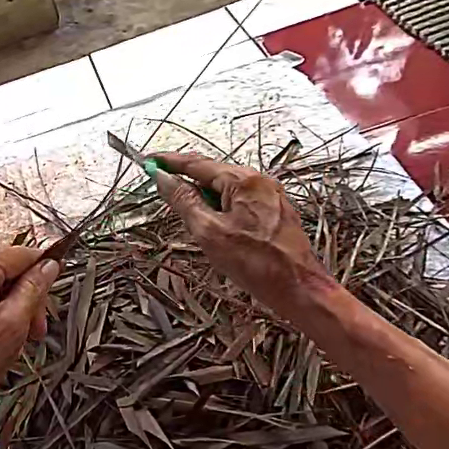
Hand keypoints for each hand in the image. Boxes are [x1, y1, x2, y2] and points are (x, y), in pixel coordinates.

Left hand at [0, 246, 60, 438]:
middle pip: (7, 267)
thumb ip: (34, 289)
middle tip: (35, 325)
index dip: (44, 270)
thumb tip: (48, 267)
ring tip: (17, 335)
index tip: (55, 283)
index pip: (22, 253)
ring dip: (12, 304)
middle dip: (27, 294)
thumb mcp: (13, 325)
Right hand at [151, 152, 333, 319]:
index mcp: (244, 181)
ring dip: (203, 197)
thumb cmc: (256, 263)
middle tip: (162, 187)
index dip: (170, 162)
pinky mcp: (274, 211)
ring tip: (188, 214)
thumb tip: (163, 179)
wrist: (299, 288)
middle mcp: (259, 182)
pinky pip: (239, 200)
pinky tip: (213, 223)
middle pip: (213, 173)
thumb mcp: (209, 232)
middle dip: (186, 180)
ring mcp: (269, 196)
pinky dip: (220, 206)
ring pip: (226, 189)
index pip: (197, 163)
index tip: (150, 160)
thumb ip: (184, 201)